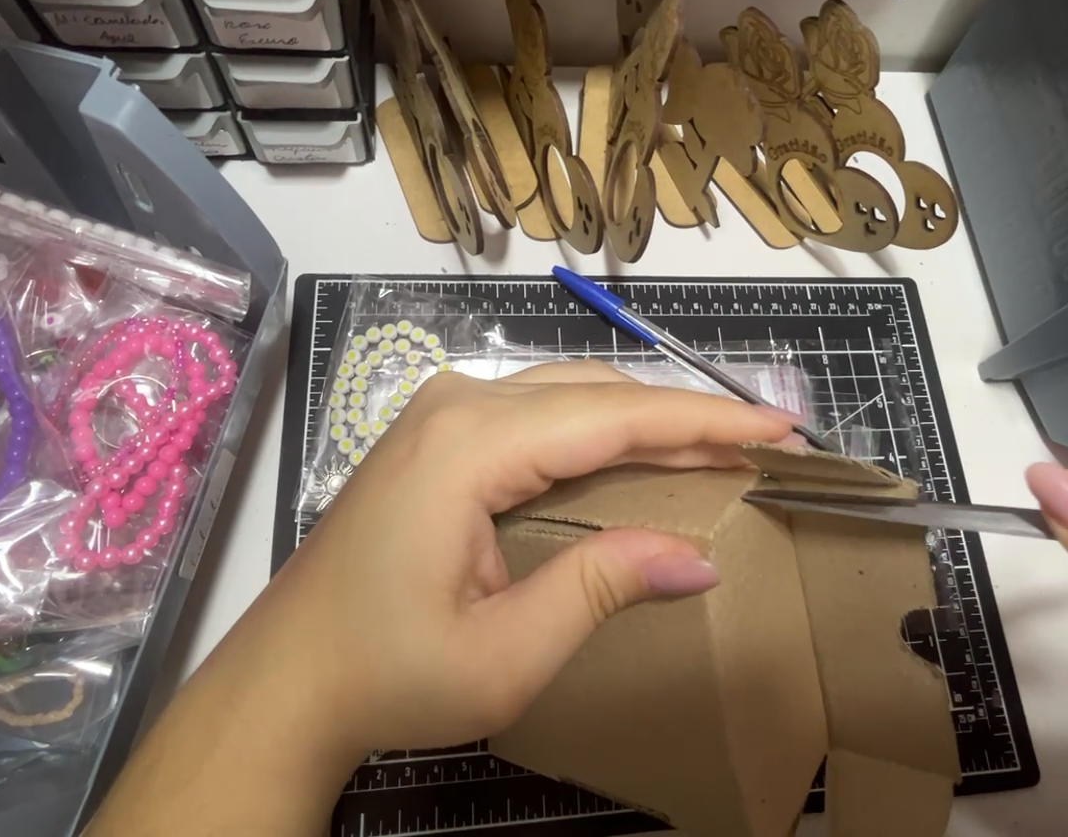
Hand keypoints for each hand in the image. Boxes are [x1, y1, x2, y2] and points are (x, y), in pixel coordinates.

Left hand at [89, 363, 792, 836]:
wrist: (289, 675)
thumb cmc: (388, 672)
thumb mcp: (506, 652)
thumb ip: (601, 586)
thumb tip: (699, 556)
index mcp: (468, 445)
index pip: (611, 416)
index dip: (702, 419)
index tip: (778, 427)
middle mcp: (457, 402)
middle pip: (595, 393)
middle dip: (684, 415)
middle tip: (763, 442)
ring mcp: (444, 408)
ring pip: (570, 393)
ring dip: (646, 417)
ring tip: (719, 446)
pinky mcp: (441, 427)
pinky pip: (540, 409)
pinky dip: (601, 427)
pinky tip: (640, 451)